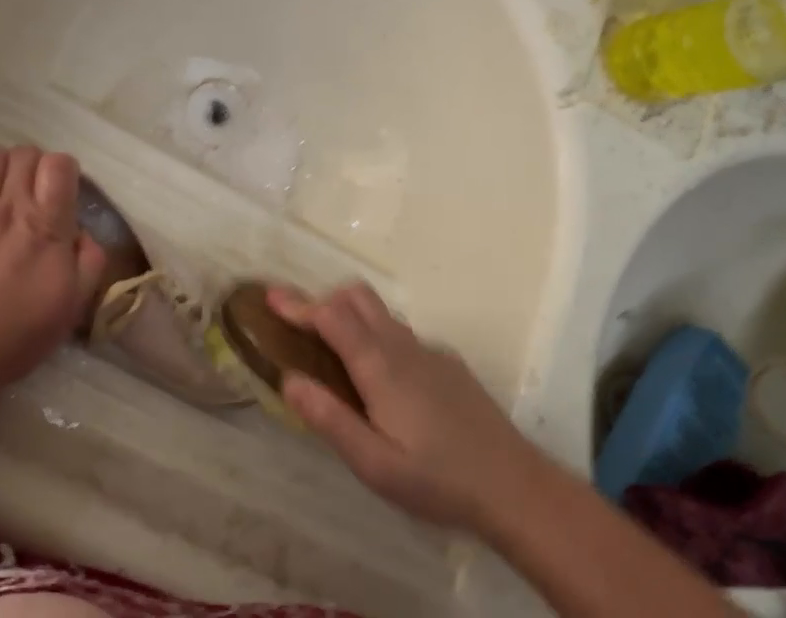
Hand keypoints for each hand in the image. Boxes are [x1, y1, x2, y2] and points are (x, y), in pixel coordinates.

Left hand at [0, 147, 107, 393]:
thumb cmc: (18, 335)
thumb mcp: (72, 307)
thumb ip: (89, 262)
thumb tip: (83, 234)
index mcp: (47, 226)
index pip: (60, 165)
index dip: (66, 169)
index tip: (66, 191)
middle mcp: (11, 208)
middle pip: (25, 154)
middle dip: (37, 163)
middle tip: (38, 188)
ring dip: (3, 164)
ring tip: (6, 184)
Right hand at [269, 283, 541, 526]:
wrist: (517, 489)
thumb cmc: (438, 480)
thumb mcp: (374, 464)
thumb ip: (329, 419)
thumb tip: (288, 379)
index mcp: (380, 367)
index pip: (330, 316)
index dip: (297, 304)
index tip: (269, 297)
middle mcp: (403, 348)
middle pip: (357, 298)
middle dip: (323, 300)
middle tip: (299, 326)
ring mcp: (431, 354)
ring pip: (382, 315)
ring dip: (351, 317)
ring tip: (333, 352)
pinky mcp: (450, 366)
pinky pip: (403, 336)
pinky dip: (378, 337)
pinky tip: (382, 381)